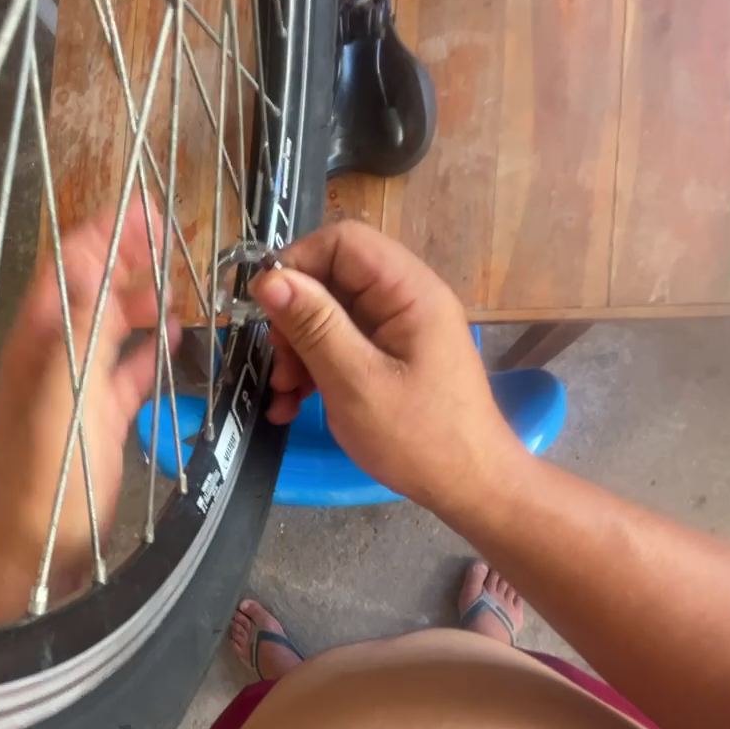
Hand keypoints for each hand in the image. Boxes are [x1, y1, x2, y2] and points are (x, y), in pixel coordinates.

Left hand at [0, 202, 175, 622]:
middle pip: (90, 293)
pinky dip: (148, 352)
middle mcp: (55, 360)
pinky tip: (173, 339)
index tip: (142, 208)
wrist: (36, 561)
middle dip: (125, 258)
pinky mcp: (99, 423)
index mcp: (38, 348)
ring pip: (110, 331)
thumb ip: (72, 338)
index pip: (65, 272)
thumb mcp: (57, 408)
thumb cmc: (44, 489)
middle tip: (170, 235)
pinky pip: (126, 374)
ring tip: (179, 281)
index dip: (99, 235)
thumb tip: (87, 264)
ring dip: (140, 302)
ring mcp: (77, 392)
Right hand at [249, 221, 524, 514]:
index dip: (297, 264)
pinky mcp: (387, 358)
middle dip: (293, 321)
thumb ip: (313, 326)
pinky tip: (291, 406)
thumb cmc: (417, 436)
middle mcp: (403, 300)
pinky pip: (337, 348)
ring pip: (327, 318)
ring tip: (284, 394)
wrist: (466, 486)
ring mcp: (395, 331)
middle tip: (279, 365)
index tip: (263, 307)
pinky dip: (311, 372)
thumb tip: (268, 280)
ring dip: (296, 353)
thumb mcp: (355, 380)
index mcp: (408, 291)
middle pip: (330, 281)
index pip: (343, 242)